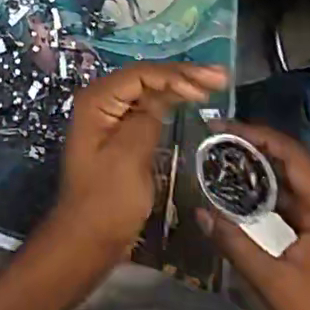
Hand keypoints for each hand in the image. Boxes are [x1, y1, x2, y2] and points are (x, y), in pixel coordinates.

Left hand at [50, 63, 228, 258]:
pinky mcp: (120, 132)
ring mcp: (110, 116)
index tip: (208, 86)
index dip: (174, 76)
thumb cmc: (107, 198)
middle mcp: (100, 100)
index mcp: (96, 100)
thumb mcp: (129, 157)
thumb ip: (145, 120)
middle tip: (220, 76)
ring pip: (147, 90)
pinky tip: (190, 99)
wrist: (89, 235)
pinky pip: (146, 107)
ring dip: (178, 84)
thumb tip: (163, 97)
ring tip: (213, 82)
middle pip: (144, 78)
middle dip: (181, 75)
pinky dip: (169, 102)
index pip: (138, 75)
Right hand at [200, 123, 309, 309]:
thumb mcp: (273, 283)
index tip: (222, 127)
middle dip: (256, 148)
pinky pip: (299, 206)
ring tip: (225, 159)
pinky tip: (246, 195)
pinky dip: (272, 195)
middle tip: (218, 138)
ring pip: (296, 186)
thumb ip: (235, 243)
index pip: (293, 157)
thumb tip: (199, 211)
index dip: (258, 135)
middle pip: (295, 166)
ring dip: (262, 171)